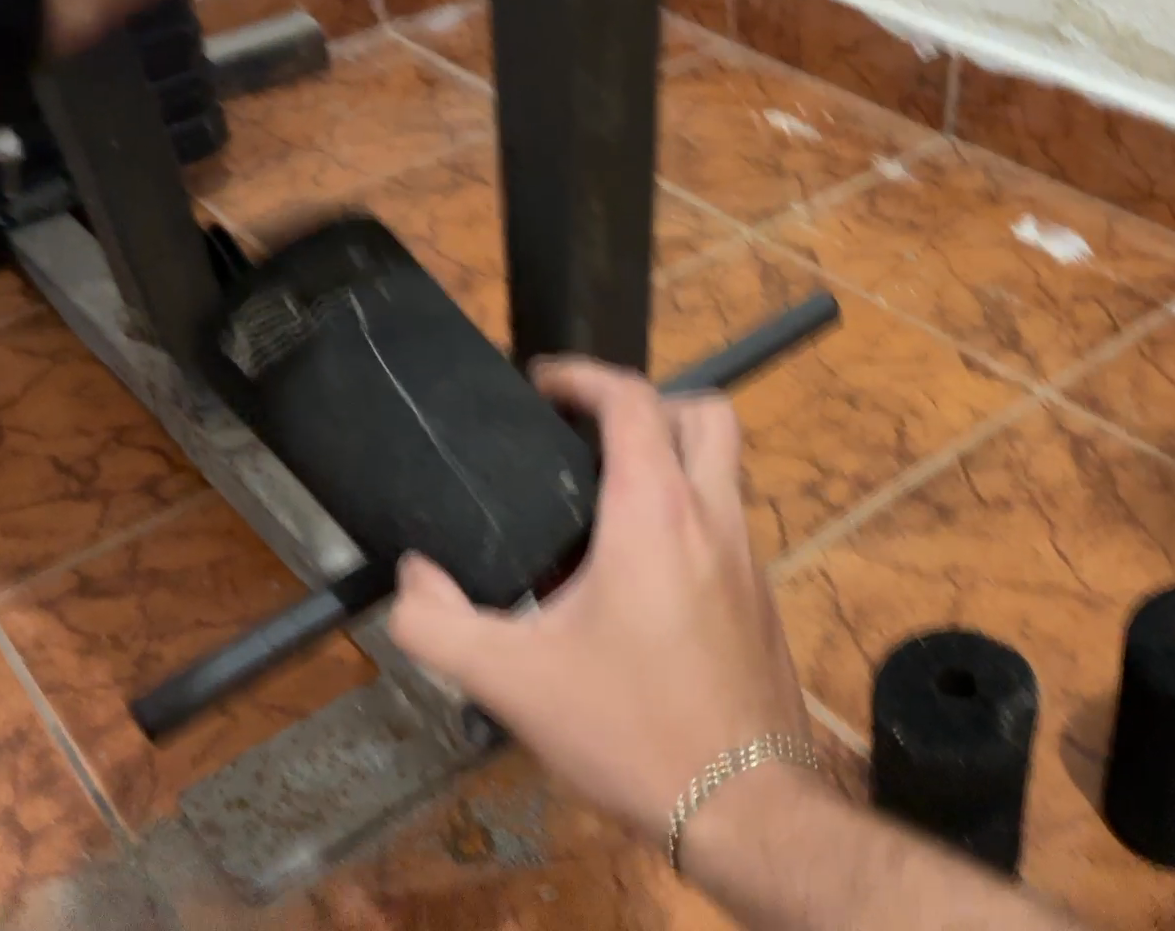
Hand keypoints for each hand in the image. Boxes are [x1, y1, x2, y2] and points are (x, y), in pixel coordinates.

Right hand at [389, 357, 813, 834]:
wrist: (741, 798)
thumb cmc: (629, 726)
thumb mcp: (512, 680)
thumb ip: (439, 623)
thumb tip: (414, 576)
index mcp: (656, 511)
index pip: (634, 400)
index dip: (584, 376)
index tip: (543, 384)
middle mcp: (713, 514)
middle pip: (705, 412)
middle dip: (650, 404)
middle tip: (593, 436)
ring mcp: (748, 551)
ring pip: (724, 465)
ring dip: (675, 456)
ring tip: (610, 497)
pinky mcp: (761, 589)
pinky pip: (728, 519)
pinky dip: (691, 508)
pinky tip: (645, 567)